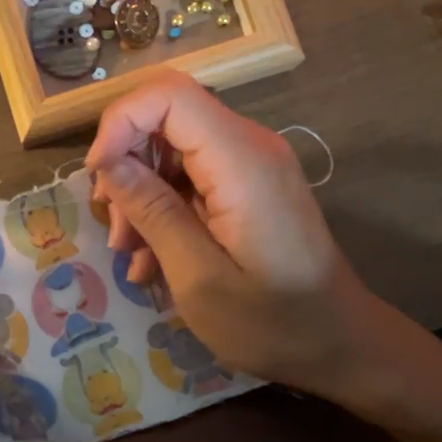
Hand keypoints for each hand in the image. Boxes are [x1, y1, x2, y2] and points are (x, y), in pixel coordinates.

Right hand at [88, 73, 392, 401]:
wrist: (342, 347)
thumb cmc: (272, 323)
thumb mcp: (198, 277)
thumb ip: (153, 211)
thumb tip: (107, 163)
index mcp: (241, 161)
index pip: (169, 95)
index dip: (120, 122)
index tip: (99, 177)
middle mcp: (249, 147)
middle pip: (164, 118)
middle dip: (124, 165)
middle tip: (114, 229)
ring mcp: (250, 165)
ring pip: (169, 149)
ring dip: (137, 194)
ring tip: (129, 252)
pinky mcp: (246, 186)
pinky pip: (188, 175)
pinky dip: (160, 208)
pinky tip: (150, 259)